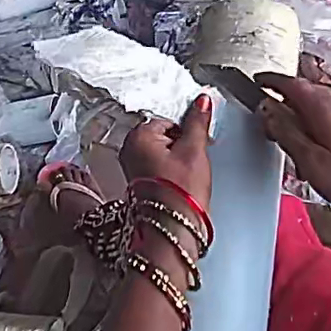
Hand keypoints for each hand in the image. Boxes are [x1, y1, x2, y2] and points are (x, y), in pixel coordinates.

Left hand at [119, 93, 212, 216]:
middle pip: (163, 136)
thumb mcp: (194, 149)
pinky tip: (179, 184)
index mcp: (138, 137)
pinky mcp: (139, 184)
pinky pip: (157, 168)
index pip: (168, 121)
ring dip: (175, 160)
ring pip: (161, 153)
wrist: (174, 228)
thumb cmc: (180, 192)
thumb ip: (197, 122)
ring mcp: (132, 169)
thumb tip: (201, 102)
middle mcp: (129, 151)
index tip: (195, 144)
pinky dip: (169, 172)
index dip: (186, 132)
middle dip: (180, 146)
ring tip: (184, 176)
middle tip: (190, 162)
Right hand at [254, 63, 330, 225]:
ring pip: (316, 101)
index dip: (269, 81)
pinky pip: (329, 111)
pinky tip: (314, 145)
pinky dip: (314, 120)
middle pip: (302, 90)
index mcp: (324, 105)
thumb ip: (284, 131)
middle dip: (282, 101)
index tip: (255, 83)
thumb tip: (265, 109)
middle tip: (268, 121)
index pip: (289, 82)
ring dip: (299, 113)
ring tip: (291, 139)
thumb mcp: (310, 160)